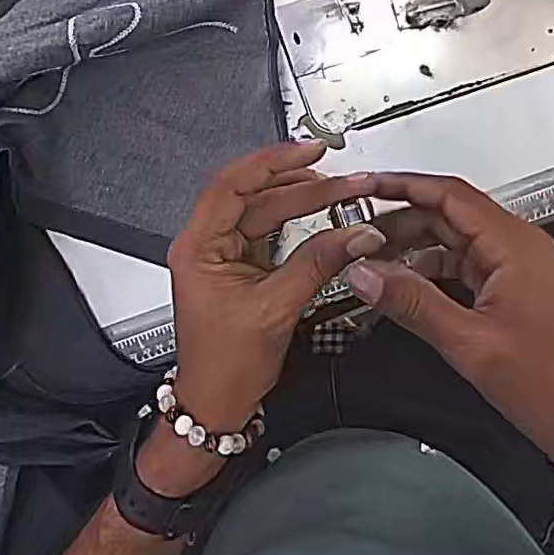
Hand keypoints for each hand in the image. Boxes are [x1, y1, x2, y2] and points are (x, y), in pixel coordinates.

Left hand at [143, 142, 382, 495]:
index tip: (308, 151)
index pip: (233, 185)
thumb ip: (318, 264)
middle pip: (254, 195)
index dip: (272, 162)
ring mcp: (223, 253)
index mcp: (199, 248)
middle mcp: (206, 244)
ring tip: (340, 190)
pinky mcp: (240, 265)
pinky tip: (321, 212)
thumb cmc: (224, 367)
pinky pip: (270, 230)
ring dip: (302, 199)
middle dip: (301, 183)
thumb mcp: (276, 309)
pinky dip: (298, 220)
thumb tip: (354, 235)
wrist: (216, 402)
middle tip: (341, 177)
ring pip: (264, 210)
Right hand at [344, 173, 553, 498]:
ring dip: (411, 249)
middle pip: (446, 215)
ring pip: (450, 242)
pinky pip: (460, 267)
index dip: (403, 185)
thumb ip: (413, 304)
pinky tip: (403, 287)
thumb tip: (366, 275)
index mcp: (513, 245)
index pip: (448, 194)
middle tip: (359, 234)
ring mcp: (514, 270)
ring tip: (372, 261)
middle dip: (399, 221)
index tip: (369, 185)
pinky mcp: (510, 293)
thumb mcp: (472, 344)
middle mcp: (516, 249)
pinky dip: (428, 272)